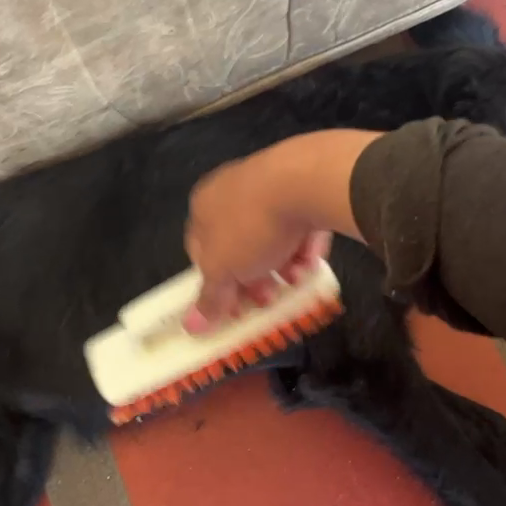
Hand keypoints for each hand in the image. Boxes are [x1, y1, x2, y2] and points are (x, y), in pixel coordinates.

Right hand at [183, 154, 331, 331]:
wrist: (304, 180)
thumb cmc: (251, 226)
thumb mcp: (223, 269)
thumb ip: (210, 296)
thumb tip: (191, 325)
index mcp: (203, 205)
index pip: (200, 250)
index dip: (215, 283)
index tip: (233, 308)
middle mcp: (230, 189)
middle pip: (238, 245)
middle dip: (253, 278)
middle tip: (268, 299)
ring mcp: (268, 182)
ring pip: (271, 234)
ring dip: (283, 265)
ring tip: (298, 280)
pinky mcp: (303, 182)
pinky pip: (299, 221)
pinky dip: (304, 243)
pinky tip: (313, 259)